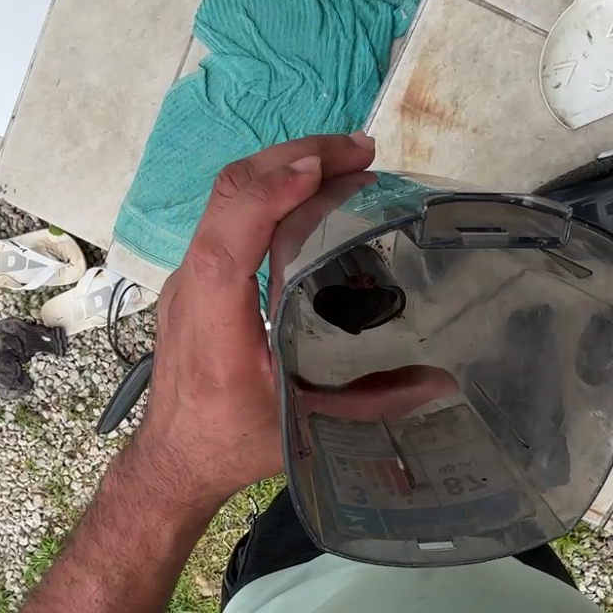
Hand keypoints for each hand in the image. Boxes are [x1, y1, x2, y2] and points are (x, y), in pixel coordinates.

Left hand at [131, 134, 376, 508]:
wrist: (175, 458)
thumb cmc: (232, 445)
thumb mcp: (304, 428)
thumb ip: (370, 403)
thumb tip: (438, 382)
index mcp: (214, 325)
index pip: (228, 238)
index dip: (272, 193)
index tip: (327, 170)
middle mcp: (192, 289)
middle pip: (227, 195)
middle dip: (292, 158)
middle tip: (359, 153)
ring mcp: (187, 281)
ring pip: (224, 200)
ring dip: (282, 169)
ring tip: (343, 166)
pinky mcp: (193, 282)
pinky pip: (225, 219)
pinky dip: (269, 194)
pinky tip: (310, 201)